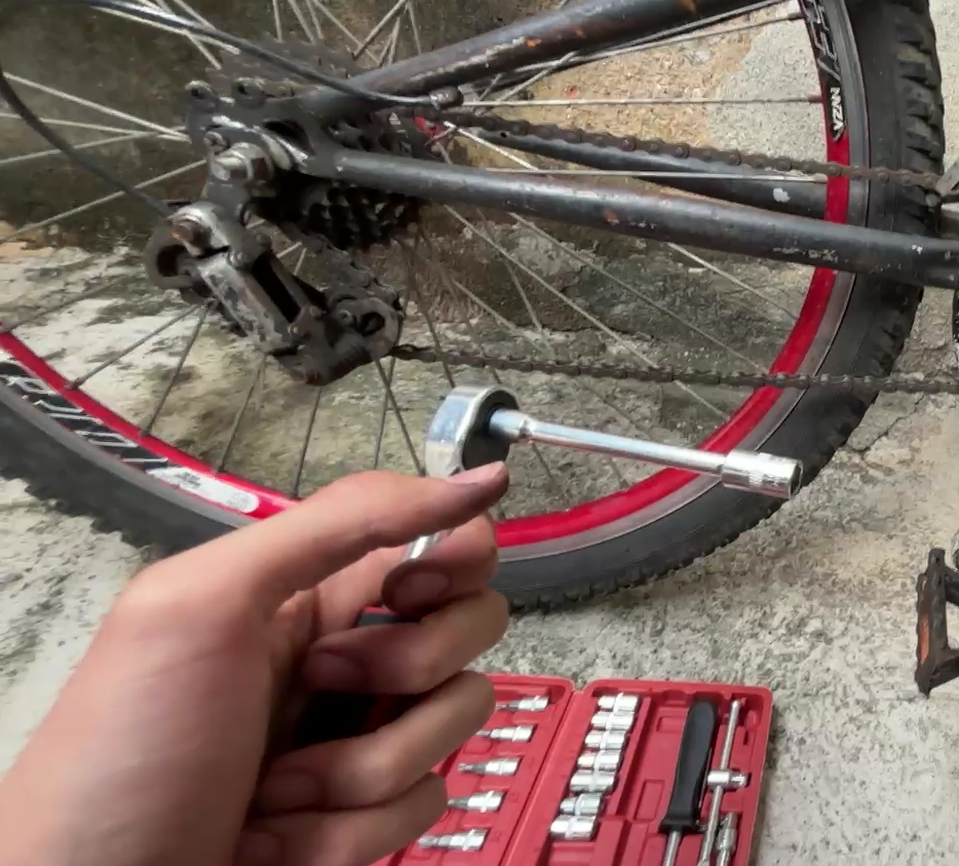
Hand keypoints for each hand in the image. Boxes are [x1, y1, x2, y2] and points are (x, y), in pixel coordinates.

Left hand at [0, 466, 510, 865]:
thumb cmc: (121, 753)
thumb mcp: (201, 604)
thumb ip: (346, 520)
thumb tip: (491, 476)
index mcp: (329, 593)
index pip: (455, 540)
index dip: (459, 561)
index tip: (410, 596)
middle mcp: (366, 653)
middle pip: (479, 621)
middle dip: (414, 665)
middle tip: (322, 687)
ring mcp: (376, 733)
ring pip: (463, 711)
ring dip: (370, 765)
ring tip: (276, 795)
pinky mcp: (377, 809)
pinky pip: (428, 798)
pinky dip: (353, 829)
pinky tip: (279, 840)